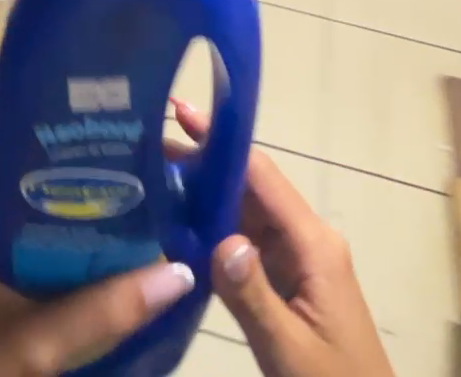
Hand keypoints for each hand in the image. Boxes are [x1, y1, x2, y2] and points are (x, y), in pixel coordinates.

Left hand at [0, 127, 197, 376]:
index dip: (29, 128)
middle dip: (45, 165)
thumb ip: (105, 307)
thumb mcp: (37, 342)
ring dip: (38, 202)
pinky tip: (72, 247)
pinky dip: (27, 236)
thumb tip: (179, 272)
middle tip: (103, 158)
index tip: (82, 126)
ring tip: (97, 192)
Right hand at [173, 99, 394, 376]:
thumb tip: (221, 239)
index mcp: (313, 242)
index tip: (180, 112)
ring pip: (242, 208)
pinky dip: (210, 223)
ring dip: (201, 190)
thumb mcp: (290, 347)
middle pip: (248, 184)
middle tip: (146, 143)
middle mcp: (305, 236)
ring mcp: (295, 253)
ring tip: (150, 171)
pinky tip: (175, 218)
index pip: (261, 175)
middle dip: (201, 161)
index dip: (220, 141)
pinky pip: (243, 236)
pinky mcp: (284, 273)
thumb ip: (254, 295)